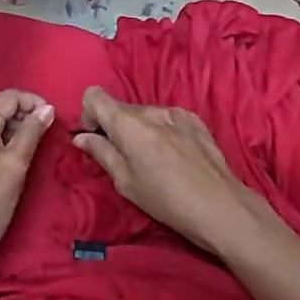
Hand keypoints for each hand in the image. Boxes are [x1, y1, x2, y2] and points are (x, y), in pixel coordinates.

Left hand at [0, 91, 53, 276]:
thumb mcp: (16, 163)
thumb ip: (32, 131)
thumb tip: (47, 109)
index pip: (8, 97)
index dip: (32, 101)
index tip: (53, 116)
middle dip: (23, 109)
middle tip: (46, 126)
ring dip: (15, 123)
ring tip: (36, 139)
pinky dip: (5, 135)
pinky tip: (19, 149)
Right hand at [72, 86, 262, 252]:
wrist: (218, 204)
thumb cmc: (164, 199)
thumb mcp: (125, 181)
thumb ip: (101, 153)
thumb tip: (81, 137)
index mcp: (127, 123)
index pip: (94, 95)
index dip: (89, 114)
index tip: (96, 137)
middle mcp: (150, 109)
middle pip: (122, 108)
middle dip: (116, 127)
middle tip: (125, 158)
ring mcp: (175, 111)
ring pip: (146, 114)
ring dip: (142, 130)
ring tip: (155, 160)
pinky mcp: (194, 118)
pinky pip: (168, 118)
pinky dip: (164, 131)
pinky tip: (175, 156)